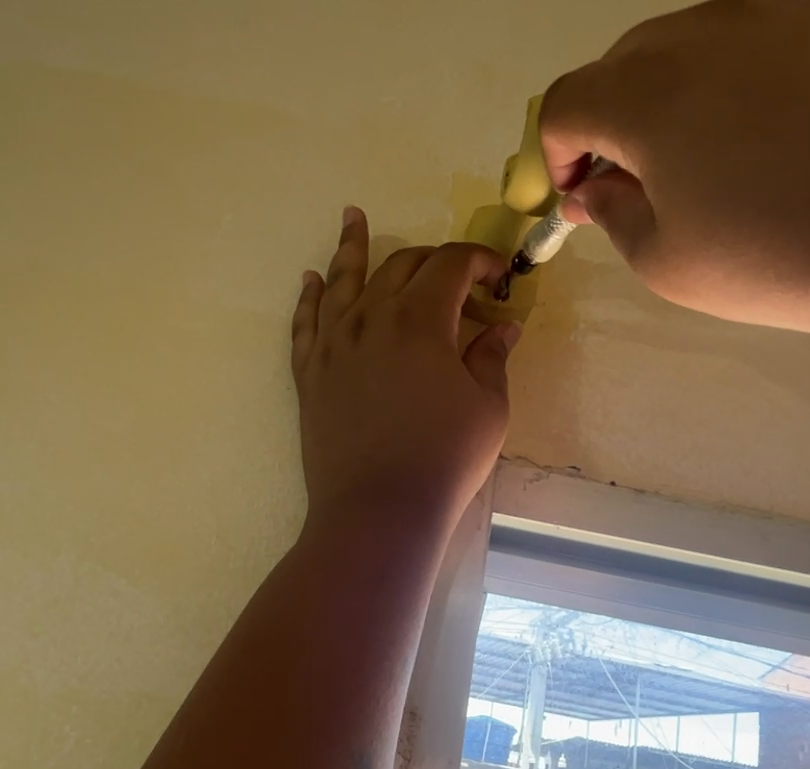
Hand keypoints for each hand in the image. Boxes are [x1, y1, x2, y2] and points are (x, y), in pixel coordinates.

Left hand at [290, 208, 521, 535]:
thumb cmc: (443, 461)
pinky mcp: (309, 375)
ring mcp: (332, 345)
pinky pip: (305, 323)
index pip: (451, 265)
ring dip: (352, 247)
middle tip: (457, 278)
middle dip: (434, 261)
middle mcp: (370, 318)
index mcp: (420, 319)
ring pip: (343, 282)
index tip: (499, 277)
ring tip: (352, 217)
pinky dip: (309, 297)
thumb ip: (492, 357)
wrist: (376, 510)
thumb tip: (504, 325)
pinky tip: (311, 280)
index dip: (480, 260)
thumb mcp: (487, 407)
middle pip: (401, 266)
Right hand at [539, 0, 809, 332]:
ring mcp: (772, 17)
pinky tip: (753, 135)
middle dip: (604, 121)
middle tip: (630, 183)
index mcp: (646, 94)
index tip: (579, 197)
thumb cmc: (774, 255)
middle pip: (618, 63)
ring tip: (694, 159)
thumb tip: (595, 186)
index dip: (555, 155)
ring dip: (660, 95)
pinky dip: (720, 79)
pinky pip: (743, 39)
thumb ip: (613, 214)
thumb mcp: (664, 261)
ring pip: (681, 42)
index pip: (565, 104)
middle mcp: (701, 34)